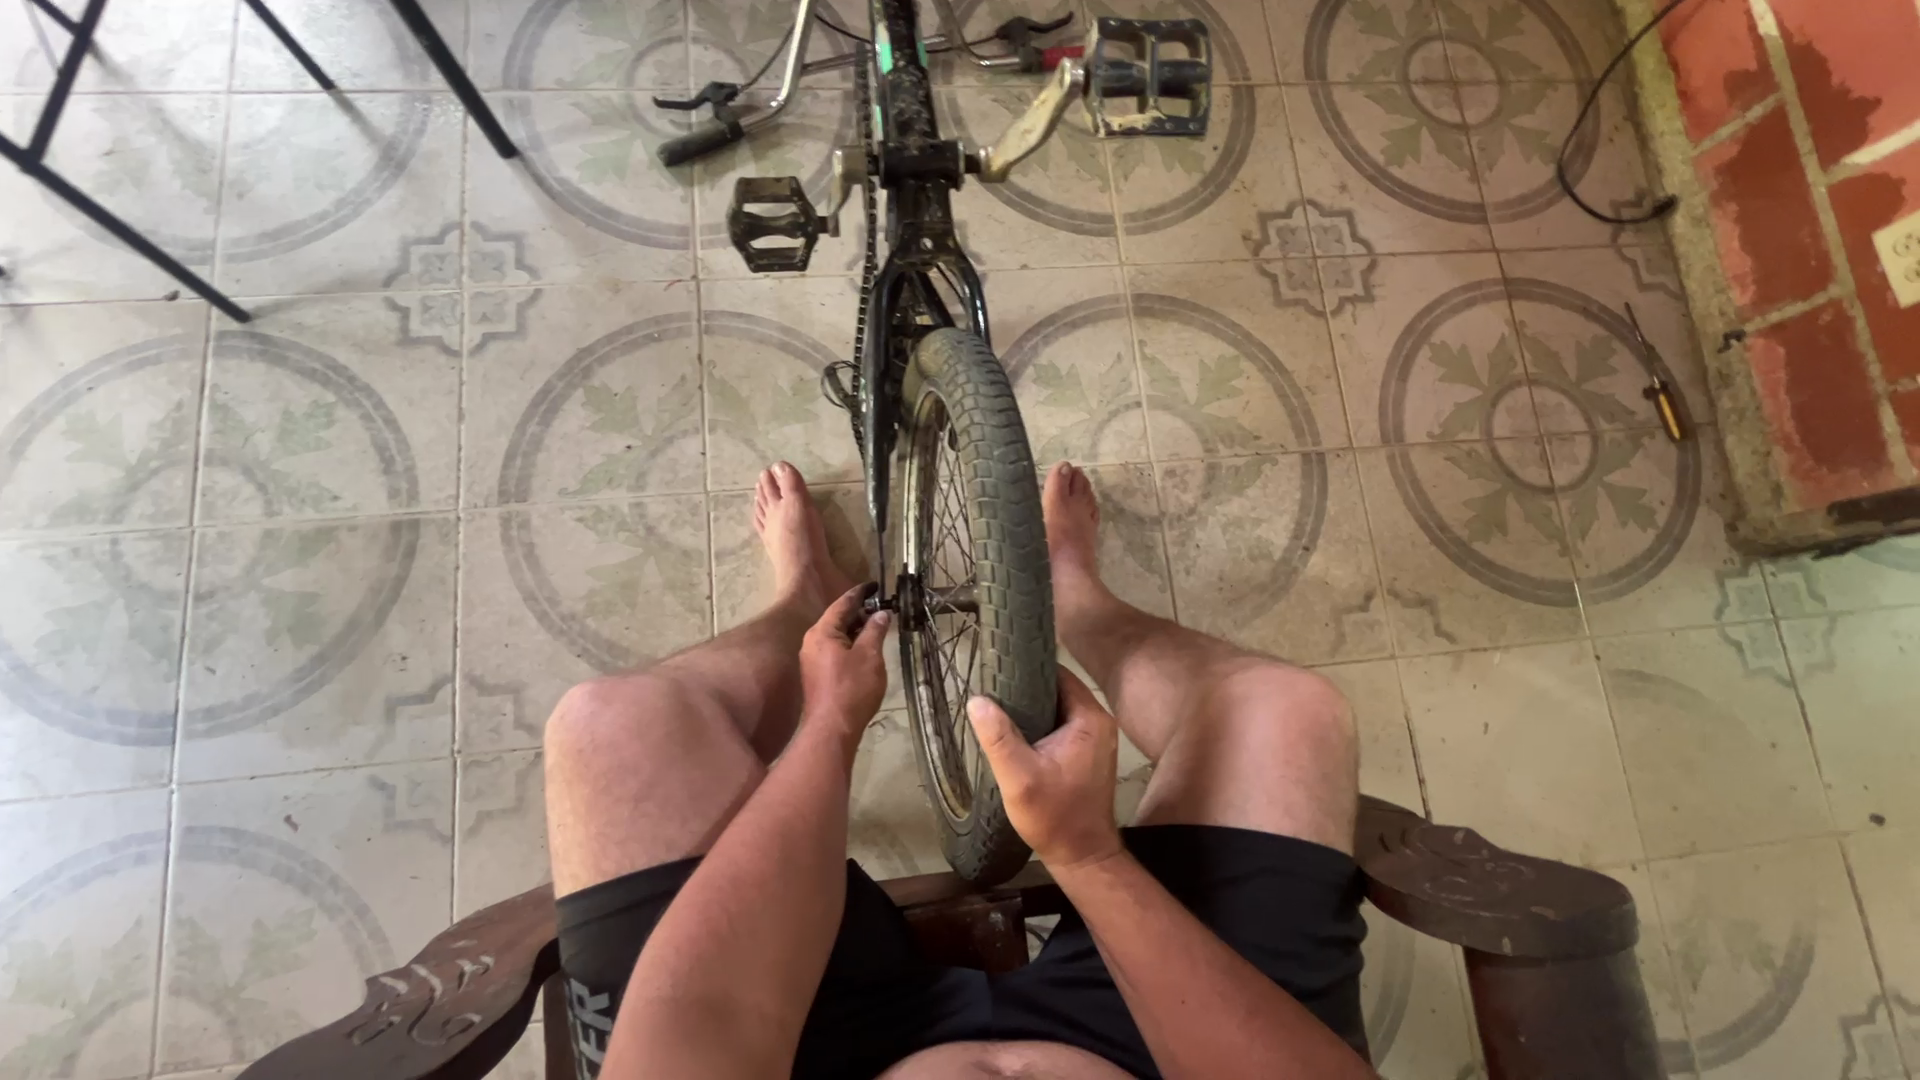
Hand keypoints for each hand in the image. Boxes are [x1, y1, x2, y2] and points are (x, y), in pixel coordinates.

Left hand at [800, 585, 891, 740]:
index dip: (860, 593)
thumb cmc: (852, 688)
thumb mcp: (869, 655)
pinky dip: (850, 644)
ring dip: (855, 630)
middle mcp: (812, 641)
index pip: (843, 603)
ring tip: (877, 627)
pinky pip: (833, 649)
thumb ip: (875, 630)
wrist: (831, 729)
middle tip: (881, 607)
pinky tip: (864, 649)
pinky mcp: (815, 674)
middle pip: (837, 618)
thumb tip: (881, 614)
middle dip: (859, 612)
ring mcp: (811, 659)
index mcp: (822, 632)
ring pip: (836, 635)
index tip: (875, 585)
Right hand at [968, 668, 1122, 871]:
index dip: (1029, 668)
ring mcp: (1097, 738)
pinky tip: (1017, 731)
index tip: (1000, 666)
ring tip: (1000, 706)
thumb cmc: (1054, 817)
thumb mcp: (1019, 777)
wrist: (1082, 856)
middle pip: (1059, 689)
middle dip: (1028, 688)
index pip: (1059, 675)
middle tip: (993, 687)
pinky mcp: (1089, 753)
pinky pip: (1063, 724)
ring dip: (1033, 707)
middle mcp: (1099, 722)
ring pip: (1060, 707)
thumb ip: (998, 737)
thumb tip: (977, 700)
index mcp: (1090, 719)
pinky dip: (1042, 723)